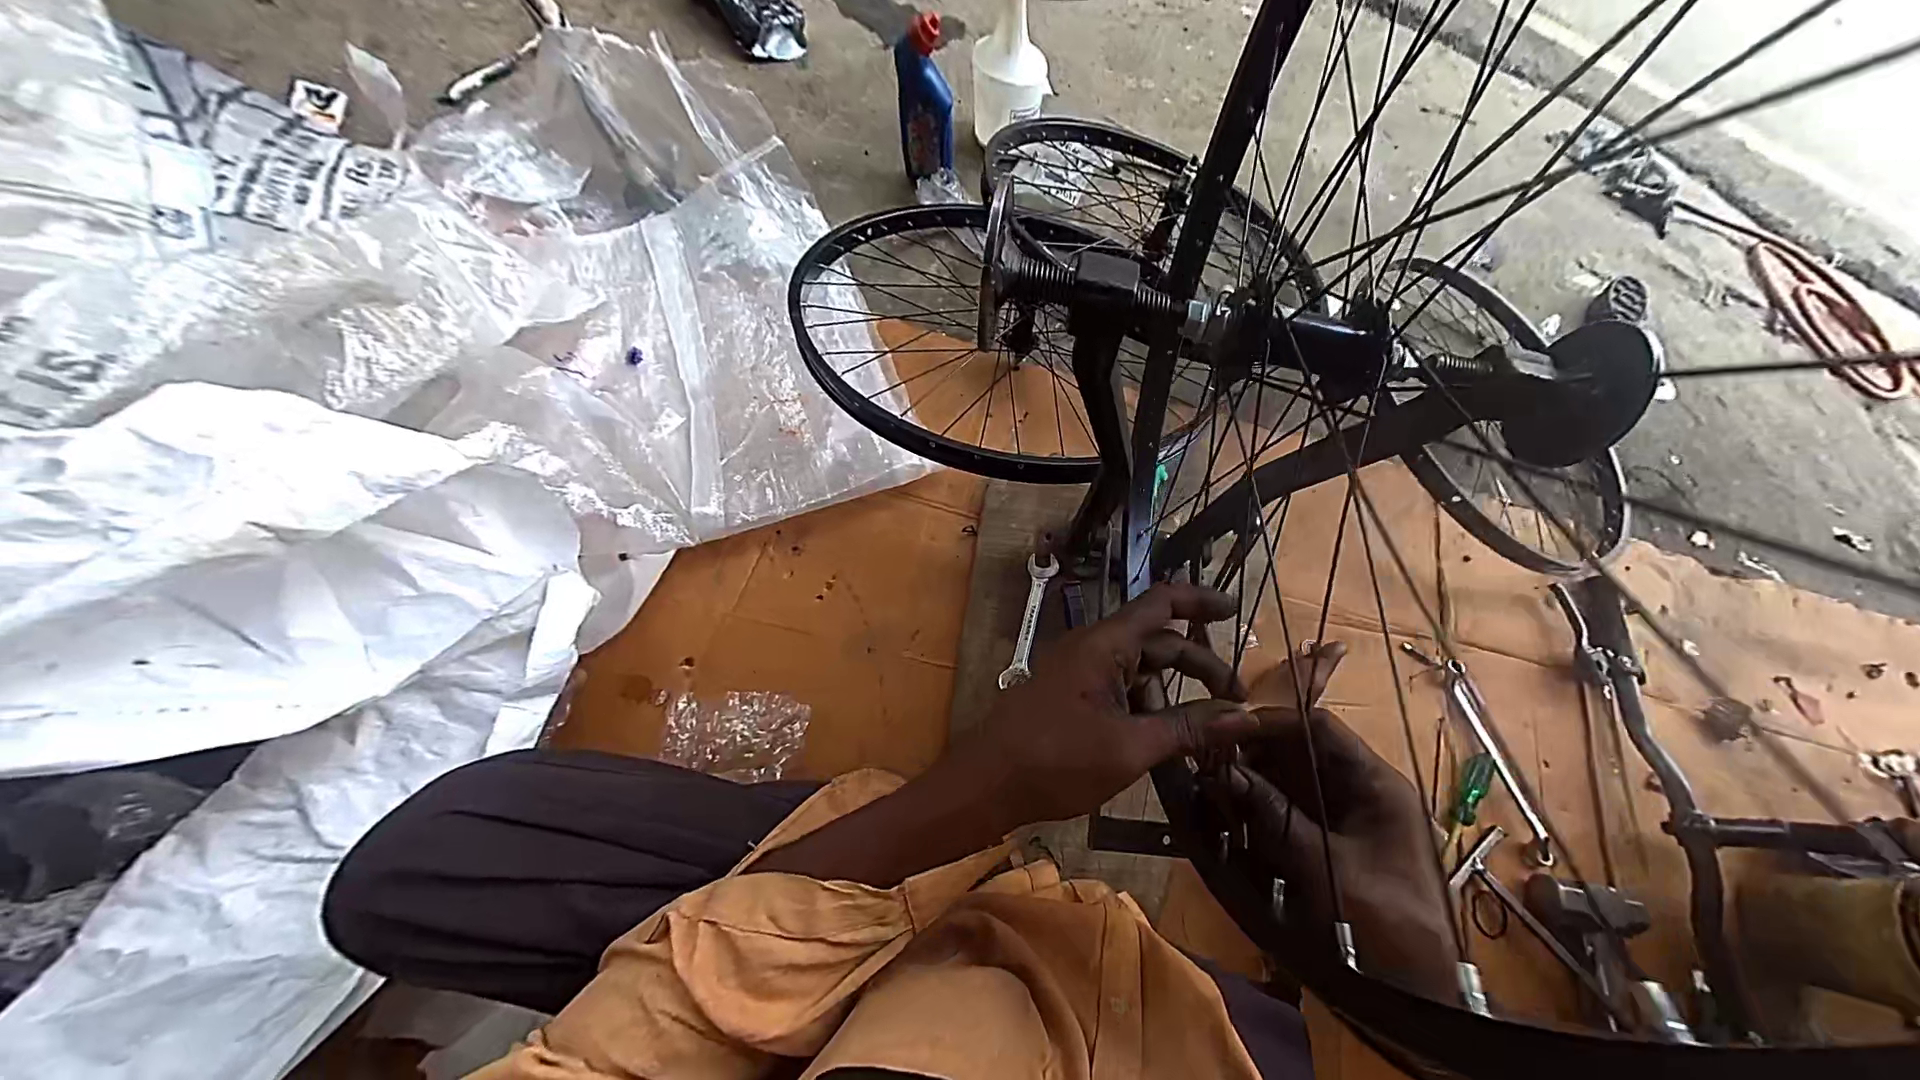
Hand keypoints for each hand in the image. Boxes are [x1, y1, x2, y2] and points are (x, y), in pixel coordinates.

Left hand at [941, 582, 1259, 831]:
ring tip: (1201, 734)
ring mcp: (1079, 671)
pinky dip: (1146, 706)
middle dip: (1199, 666)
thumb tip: (1247, 717)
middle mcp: (1092, 648)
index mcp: (1104, 644)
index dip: (1200, 601)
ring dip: (1173, 693)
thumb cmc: (1056, 760)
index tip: (1237, 613)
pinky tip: (1162, 739)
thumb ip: (1189, 728)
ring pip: (1139, 669)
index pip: (1161, 602)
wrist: (987, 782)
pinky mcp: (1071, 695)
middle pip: (1157, 642)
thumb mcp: (1130, 747)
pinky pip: (1119, 689)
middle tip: (1235, 705)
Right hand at [1204, 644, 1459, 999]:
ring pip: (1287, 777)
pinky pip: (1287, 807)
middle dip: (1252, 753)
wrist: (1417, 1001)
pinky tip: (1230, 815)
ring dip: (1250, 780)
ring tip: (1212, 788)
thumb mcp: (1326, 869)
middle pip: (1298, 750)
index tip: (1223, 727)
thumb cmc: (1384, 928)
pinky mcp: (1327, 839)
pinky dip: (1257, 807)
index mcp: (1376, 786)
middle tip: (1208, 762)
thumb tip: (1224, 772)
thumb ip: (1275, 816)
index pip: (1319, 727)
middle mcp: (1359, 791)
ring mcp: (1343, 815)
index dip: (1270, 721)